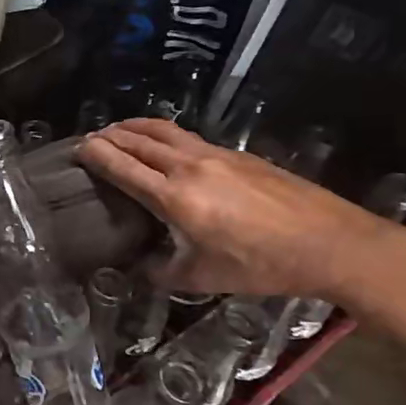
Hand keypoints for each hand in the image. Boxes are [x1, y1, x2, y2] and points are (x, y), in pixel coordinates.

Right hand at [78, 118, 403, 300]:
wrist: (326, 240)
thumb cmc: (261, 264)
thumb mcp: (204, 277)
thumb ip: (164, 272)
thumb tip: (142, 268)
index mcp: (175, 196)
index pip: (124, 166)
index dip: (98, 154)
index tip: (79, 148)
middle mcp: (190, 166)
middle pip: (140, 139)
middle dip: (112, 135)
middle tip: (93, 138)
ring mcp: (216, 154)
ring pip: (165, 131)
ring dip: (137, 127)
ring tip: (121, 130)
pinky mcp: (237, 154)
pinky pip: (188, 137)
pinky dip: (164, 135)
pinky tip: (166, 146)